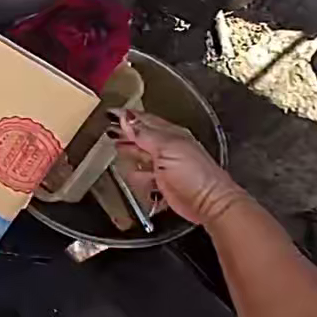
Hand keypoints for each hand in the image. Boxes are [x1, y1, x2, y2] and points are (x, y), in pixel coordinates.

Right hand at [115, 110, 247, 224]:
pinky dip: (136, 173)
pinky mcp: (162, 183)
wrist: (207, 203)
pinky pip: (143, 174)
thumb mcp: (166, 148)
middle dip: (126, 133)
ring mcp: (165, 165)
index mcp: (170, 134)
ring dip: (129, 151)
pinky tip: (131, 172)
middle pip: (141, 137)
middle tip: (109, 129)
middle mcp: (167, 148)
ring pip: (141, 155)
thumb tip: (125, 117)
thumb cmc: (193, 174)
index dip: (126, 116)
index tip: (109, 113)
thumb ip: (144, 133)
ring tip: (117, 147)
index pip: (144, 120)